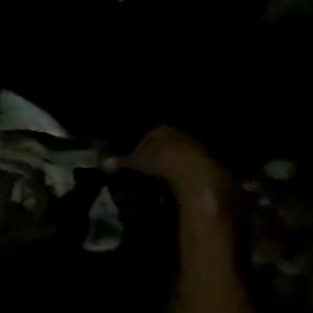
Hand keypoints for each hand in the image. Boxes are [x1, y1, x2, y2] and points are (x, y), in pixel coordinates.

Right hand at [111, 126, 232, 218]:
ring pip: (179, 154)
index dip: (140, 150)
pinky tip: (179, 181)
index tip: (136, 163)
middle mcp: (180, 134)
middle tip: (149, 170)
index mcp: (162, 131)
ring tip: (163, 178)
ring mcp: (196, 146)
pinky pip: (191, 165)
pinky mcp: (208, 159)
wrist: (195, 173)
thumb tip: (104, 164)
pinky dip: (184, 172)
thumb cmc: (161, 162)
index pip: (147, 138)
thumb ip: (121, 162)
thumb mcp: (137, 163)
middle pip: (165, 145)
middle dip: (158, 156)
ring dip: (172, 164)